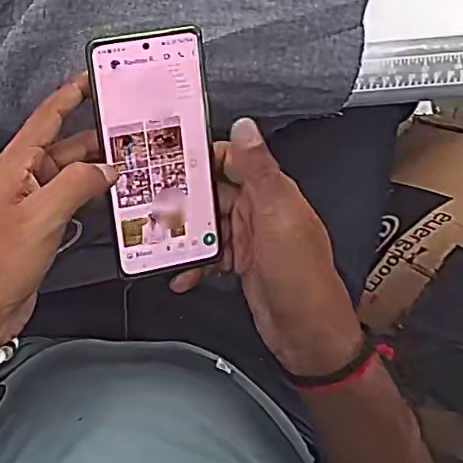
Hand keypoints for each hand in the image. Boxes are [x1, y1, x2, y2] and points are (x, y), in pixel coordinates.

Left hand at [0, 75, 115, 392]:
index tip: (98, 77)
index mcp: (17, 164)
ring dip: (101, 164)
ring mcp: (36, 199)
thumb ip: (77, 183)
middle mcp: (26, 176)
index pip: (48, 115)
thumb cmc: (0, 262)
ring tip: (137, 158)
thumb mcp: (40, 216)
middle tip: (136, 126)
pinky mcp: (44, 221)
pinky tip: (118, 192)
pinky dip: (96, 190)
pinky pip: (75, 195)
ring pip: (75, 170)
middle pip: (67, 142)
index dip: (72, 93)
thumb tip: (108, 166)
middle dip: (100, 133)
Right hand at [170, 117, 363, 376]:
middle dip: (185, 198)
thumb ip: (258, 169)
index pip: (233, 160)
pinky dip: (195, 262)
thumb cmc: (301, 277)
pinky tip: (184, 272)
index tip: (171, 158)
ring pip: (209, 224)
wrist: (307, 334)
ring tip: (163, 238)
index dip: (202, 157)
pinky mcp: (243, 262)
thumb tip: (245, 127)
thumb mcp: (276, 216)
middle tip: (155, 201)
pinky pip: (211, 253)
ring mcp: (251, 238)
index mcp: (272, 192)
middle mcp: (261, 211)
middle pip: (214, 193)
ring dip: (186, 233)